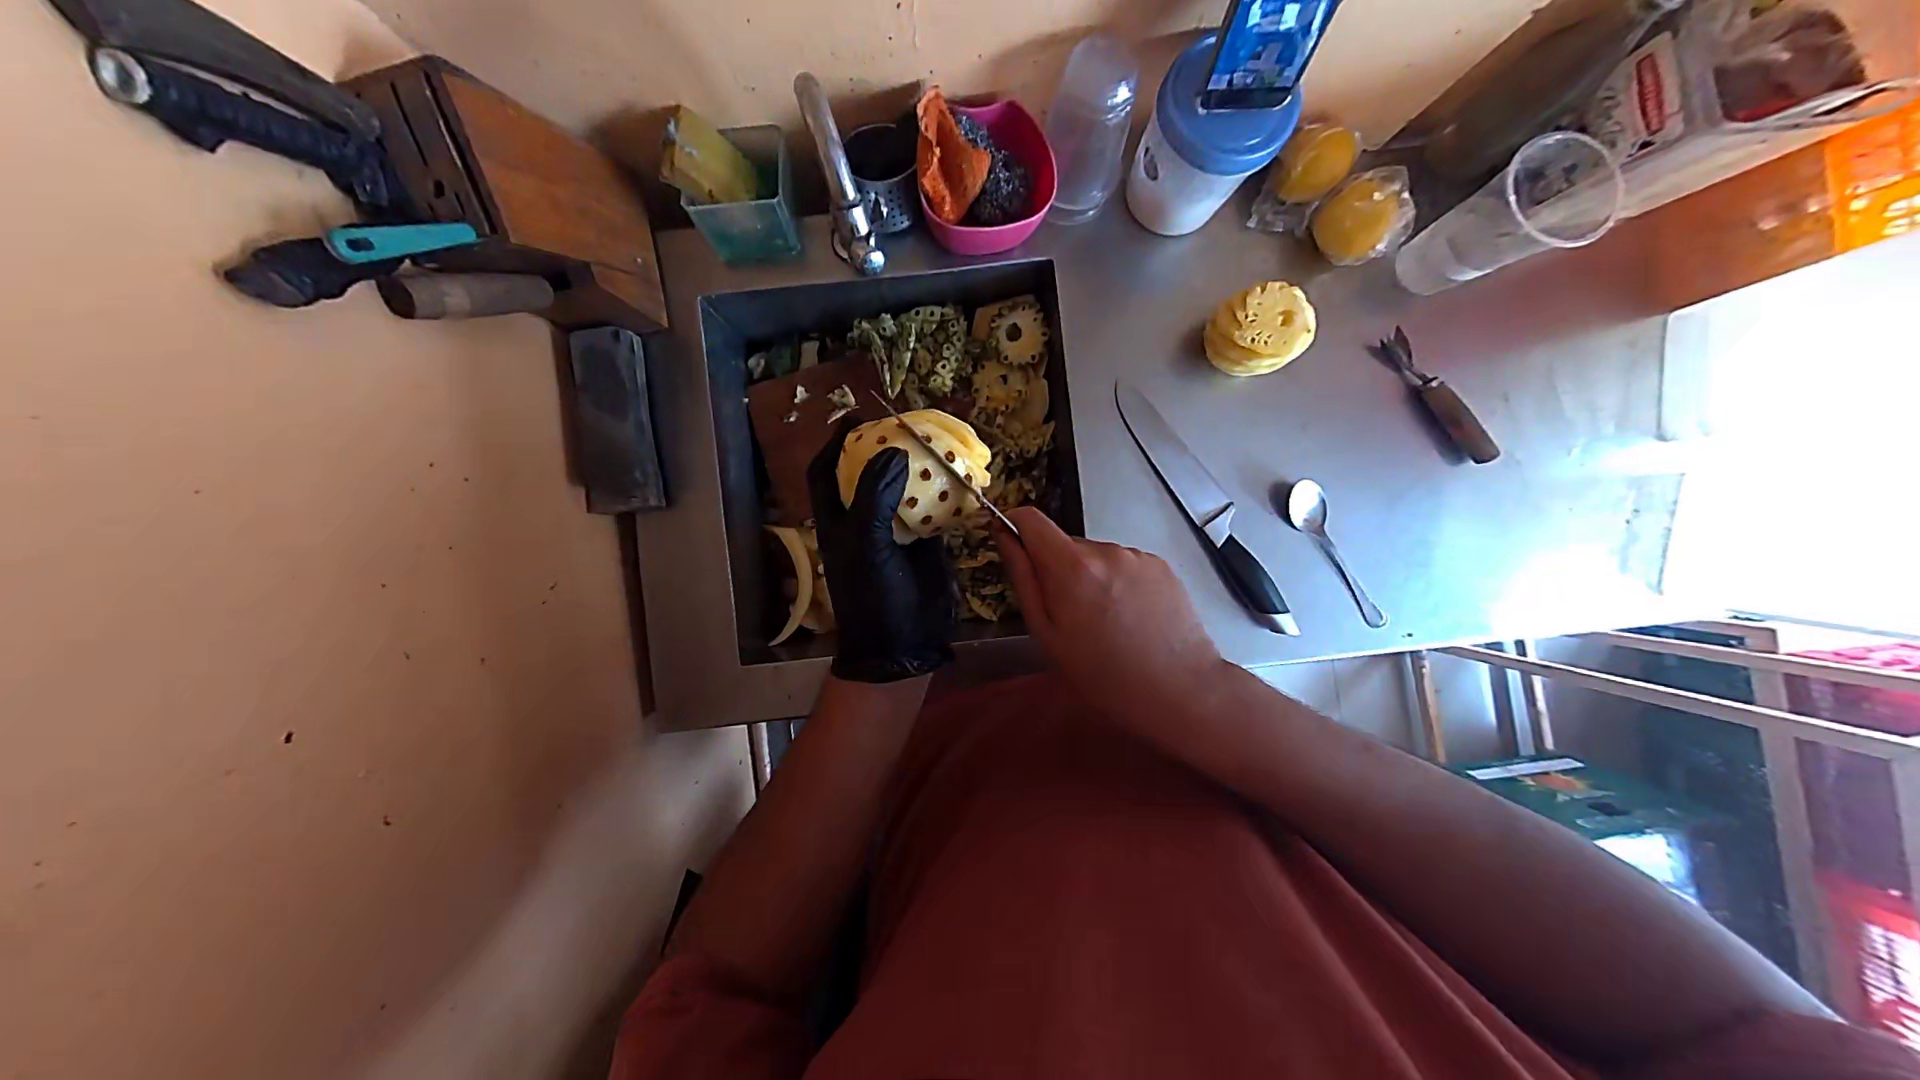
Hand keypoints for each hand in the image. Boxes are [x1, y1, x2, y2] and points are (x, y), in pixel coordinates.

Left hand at [807, 423, 954, 682]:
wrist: (906, 643)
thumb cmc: (874, 597)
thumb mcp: (866, 545)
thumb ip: (875, 497)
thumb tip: (892, 451)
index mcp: (839, 520)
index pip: (826, 473)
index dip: (834, 444)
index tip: (855, 418)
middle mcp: (865, 521)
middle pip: (869, 474)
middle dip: (884, 448)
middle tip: (907, 425)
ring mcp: (896, 532)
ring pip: (904, 490)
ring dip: (918, 469)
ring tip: (937, 442)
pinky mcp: (925, 544)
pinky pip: (934, 512)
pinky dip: (944, 495)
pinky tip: (960, 479)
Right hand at [994, 507, 1225, 724]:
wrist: (1178, 689)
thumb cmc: (1104, 674)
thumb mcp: (1047, 634)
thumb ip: (1023, 578)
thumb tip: (1004, 537)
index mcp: (1071, 567)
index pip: (1031, 519)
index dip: (1015, 525)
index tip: (1012, 543)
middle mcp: (1105, 550)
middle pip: (1065, 544)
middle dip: (1059, 569)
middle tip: (1069, 615)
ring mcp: (1136, 556)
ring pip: (1096, 556)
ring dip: (1091, 577)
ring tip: (1105, 621)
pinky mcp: (1160, 564)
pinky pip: (1124, 565)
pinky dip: (1118, 583)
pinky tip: (1129, 617)